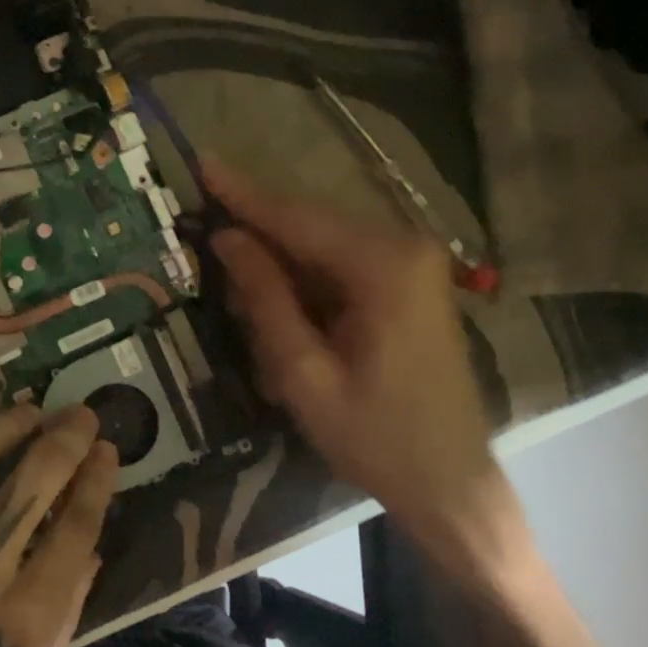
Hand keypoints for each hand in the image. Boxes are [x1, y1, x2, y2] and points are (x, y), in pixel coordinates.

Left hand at [0, 386, 118, 646]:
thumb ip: (62, 622)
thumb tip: (90, 551)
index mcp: (26, 619)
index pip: (76, 527)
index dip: (97, 481)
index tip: (108, 452)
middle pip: (32, 481)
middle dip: (65, 439)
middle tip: (81, 416)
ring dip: (5, 423)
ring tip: (28, 410)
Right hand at [203, 164, 521, 568]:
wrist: (451, 485)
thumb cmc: (375, 437)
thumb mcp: (303, 373)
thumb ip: (265, 298)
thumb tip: (226, 238)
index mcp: (384, 265)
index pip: (296, 218)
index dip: (241, 193)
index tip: (198, 162)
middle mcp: (404, 248)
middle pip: (310, 223)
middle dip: (253, 225)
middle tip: (197, 221)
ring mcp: (412, 265)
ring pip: (322, 242)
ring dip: (274, 254)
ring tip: (224, 265)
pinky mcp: (408, 285)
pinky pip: (339, 263)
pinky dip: (300, 274)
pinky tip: (268, 291)